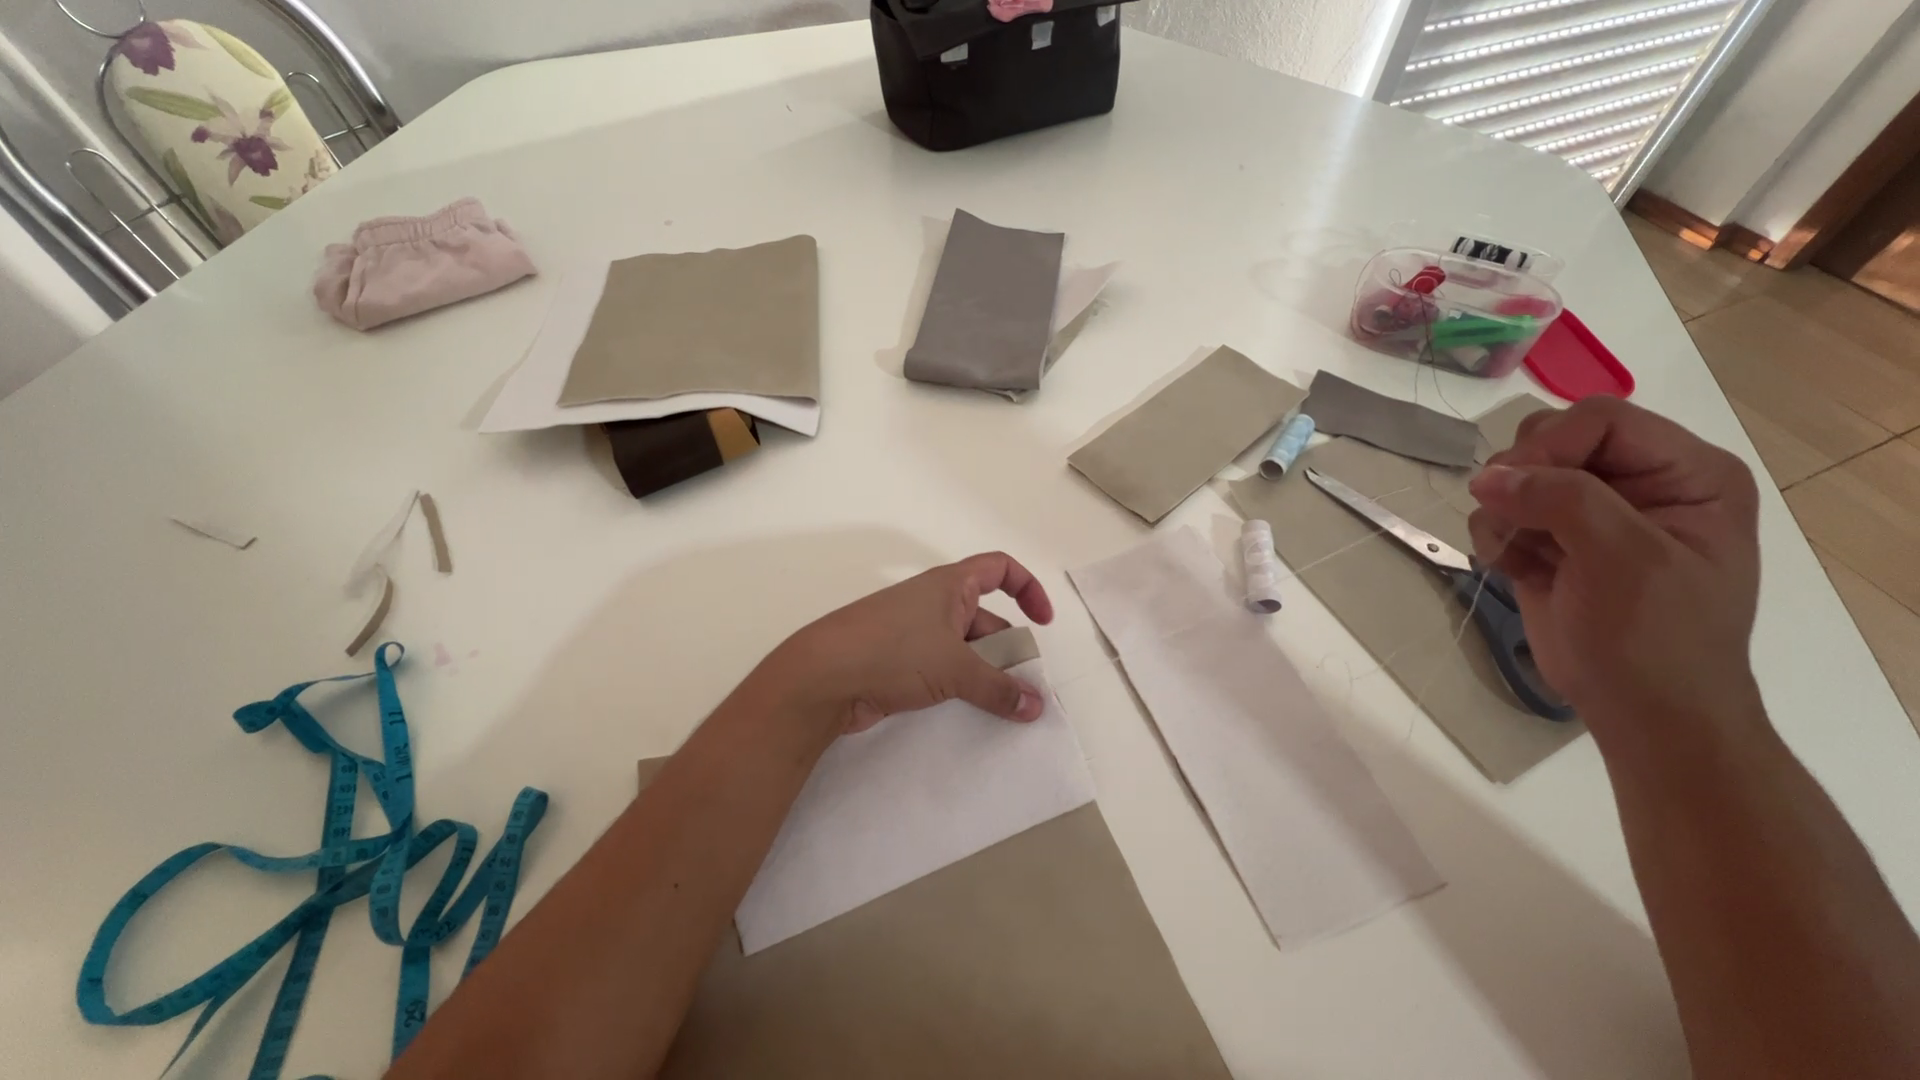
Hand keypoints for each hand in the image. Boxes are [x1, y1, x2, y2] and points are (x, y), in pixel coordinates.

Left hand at [755, 552, 1055, 734]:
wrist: (822, 678)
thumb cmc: (892, 652)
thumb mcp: (954, 668)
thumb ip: (998, 688)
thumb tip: (1036, 706)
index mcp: (949, 585)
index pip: (1000, 569)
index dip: (1028, 588)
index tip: (1043, 622)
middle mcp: (933, 604)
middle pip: (985, 619)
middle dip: (1008, 650)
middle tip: (1024, 688)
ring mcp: (914, 635)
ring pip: (963, 650)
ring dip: (984, 675)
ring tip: (1004, 708)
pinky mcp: (898, 664)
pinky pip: (942, 672)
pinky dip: (960, 689)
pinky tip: (971, 715)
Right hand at [1466, 397, 1762, 741]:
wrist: (1643, 713)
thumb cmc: (1656, 638)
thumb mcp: (1626, 559)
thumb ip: (1564, 500)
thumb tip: (1486, 477)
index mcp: (1686, 473)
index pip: (1601, 420)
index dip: (1551, 445)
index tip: (1515, 487)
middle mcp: (1639, 482)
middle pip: (1552, 439)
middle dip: (1523, 479)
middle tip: (1518, 523)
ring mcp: (1592, 513)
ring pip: (1517, 476)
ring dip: (1504, 514)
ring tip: (1521, 556)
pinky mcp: (1552, 542)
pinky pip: (1500, 513)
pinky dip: (1495, 538)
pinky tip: (1517, 570)